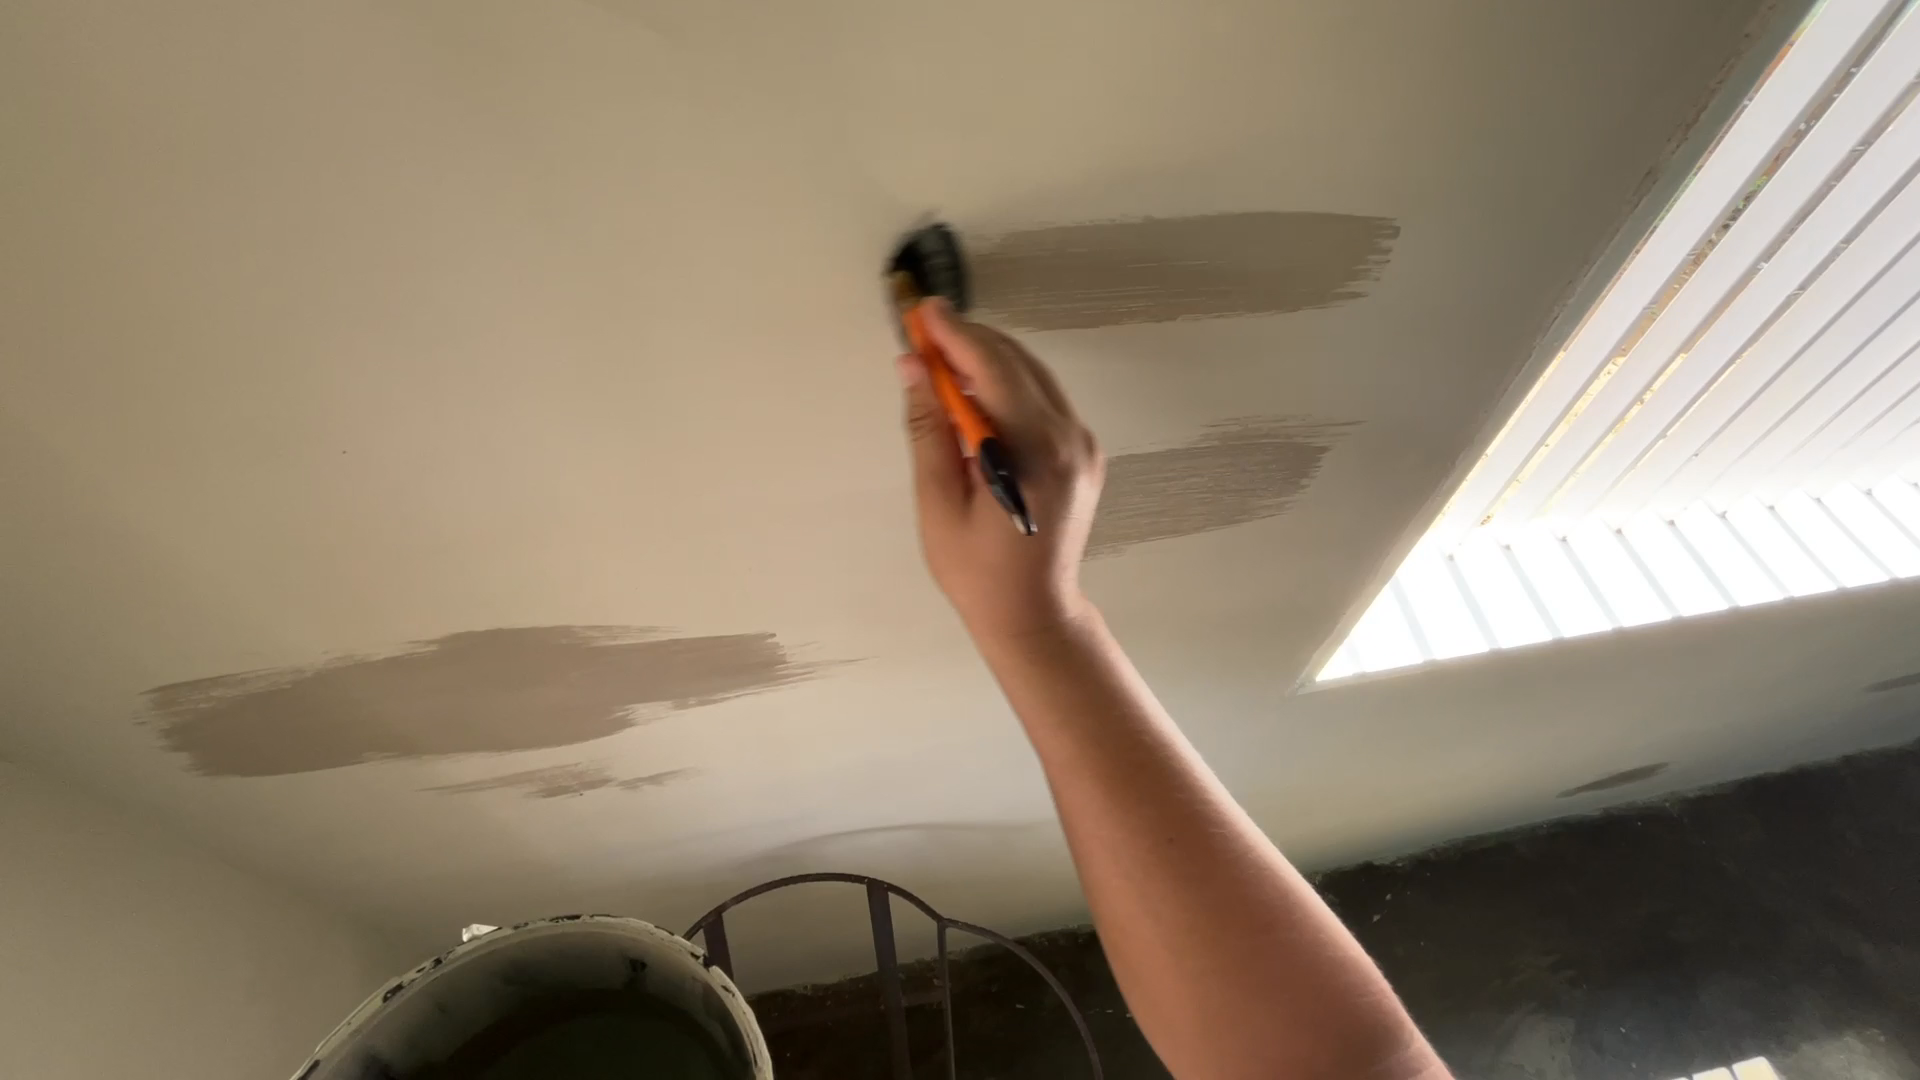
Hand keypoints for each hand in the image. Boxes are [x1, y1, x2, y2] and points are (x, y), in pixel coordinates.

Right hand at [898, 298, 1104, 639]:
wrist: (1033, 613)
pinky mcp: (1084, 455)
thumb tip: (913, 367)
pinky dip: (1009, 385)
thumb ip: (929, 429)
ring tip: (942, 357)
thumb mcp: (939, 502)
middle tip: (924, 331)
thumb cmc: (976, 571)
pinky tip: (976, 392)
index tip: (922, 311)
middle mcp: (1071, 439)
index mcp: (1037, 453)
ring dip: (989, 360)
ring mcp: (1084, 446)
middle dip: (970, 342)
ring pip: (1035, 377)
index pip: (995, 371)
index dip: (956, 336)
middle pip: (1019, 365)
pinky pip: (1044, 401)